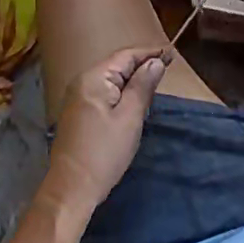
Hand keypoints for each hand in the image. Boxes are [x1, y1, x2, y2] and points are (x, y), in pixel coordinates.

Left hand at [46, 46, 167, 210]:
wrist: (71, 189)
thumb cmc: (103, 152)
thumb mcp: (129, 118)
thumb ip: (143, 86)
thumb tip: (156, 62)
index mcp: (94, 78)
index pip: (125, 56)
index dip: (149, 53)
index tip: (172, 54)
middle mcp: (82, 81)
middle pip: (117, 66)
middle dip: (141, 65)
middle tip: (167, 68)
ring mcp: (77, 98)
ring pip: (111, 80)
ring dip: (132, 80)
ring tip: (154, 82)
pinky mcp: (78, 113)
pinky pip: (104, 93)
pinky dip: (121, 93)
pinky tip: (134, 101)